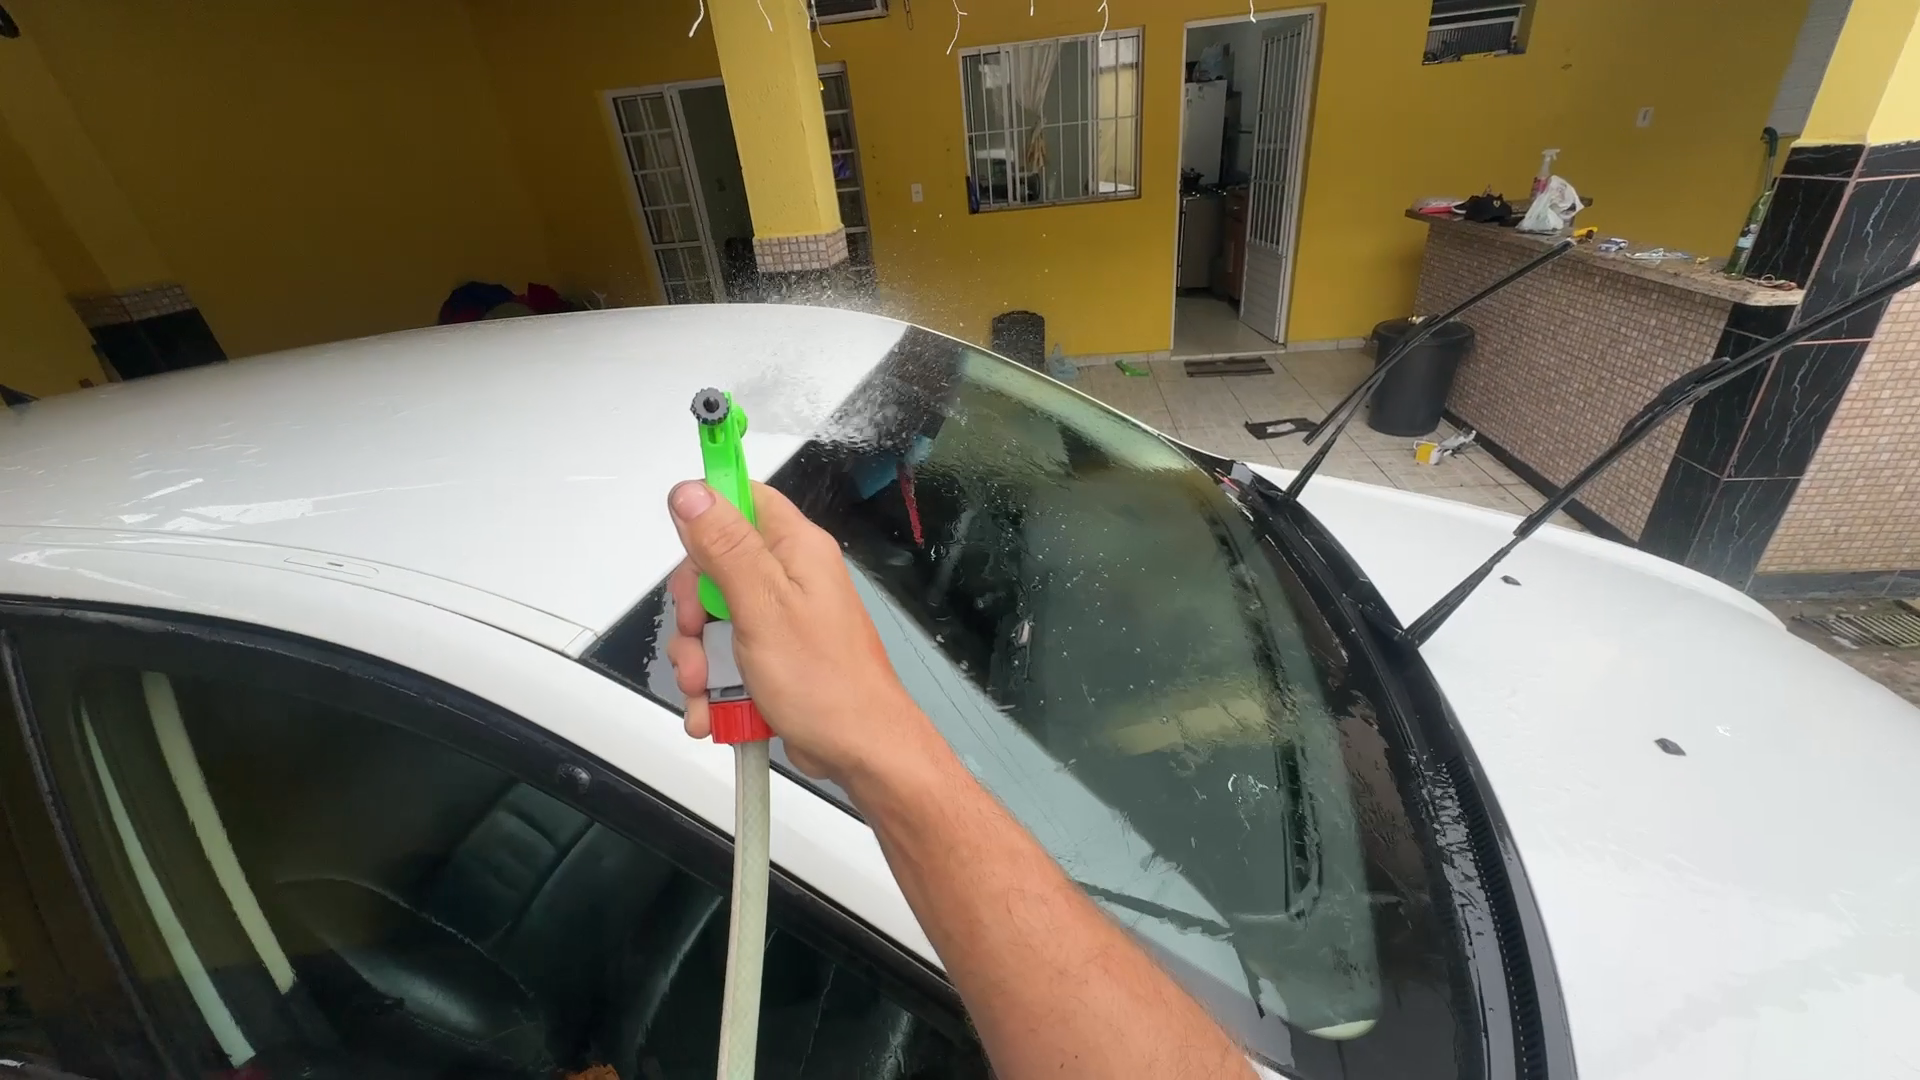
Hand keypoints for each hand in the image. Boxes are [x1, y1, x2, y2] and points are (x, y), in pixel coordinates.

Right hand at [664, 480, 932, 783]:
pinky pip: (726, 655)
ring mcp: (781, 616)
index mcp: (796, 548)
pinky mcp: (773, 653)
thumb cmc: (826, 681)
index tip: (690, 552)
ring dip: (698, 657)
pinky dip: (712, 684)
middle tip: (699, 638)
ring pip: (714, 617)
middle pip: (715, 565)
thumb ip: (725, 547)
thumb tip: (692, 491)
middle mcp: (790, 575)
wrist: (859, 748)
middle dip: (694, 610)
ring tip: (706, 689)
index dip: (707, 516)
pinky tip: (713, 710)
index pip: (743, 499)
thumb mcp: (762, 606)